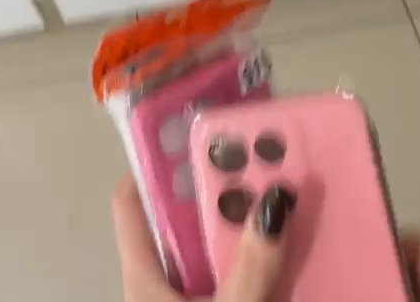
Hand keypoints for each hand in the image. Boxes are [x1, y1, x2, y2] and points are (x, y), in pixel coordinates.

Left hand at [112, 174, 294, 301]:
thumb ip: (251, 266)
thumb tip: (277, 198)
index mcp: (142, 275)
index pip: (131, 201)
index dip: (153, 164)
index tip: (190, 134)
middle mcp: (158, 285)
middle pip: (181, 220)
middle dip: (217, 192)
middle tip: (257, 162)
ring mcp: (187, 300)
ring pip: (211, 253)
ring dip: (242, 232)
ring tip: (283, 201)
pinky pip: (230, 280)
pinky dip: (252, 266)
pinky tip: (289, 257)